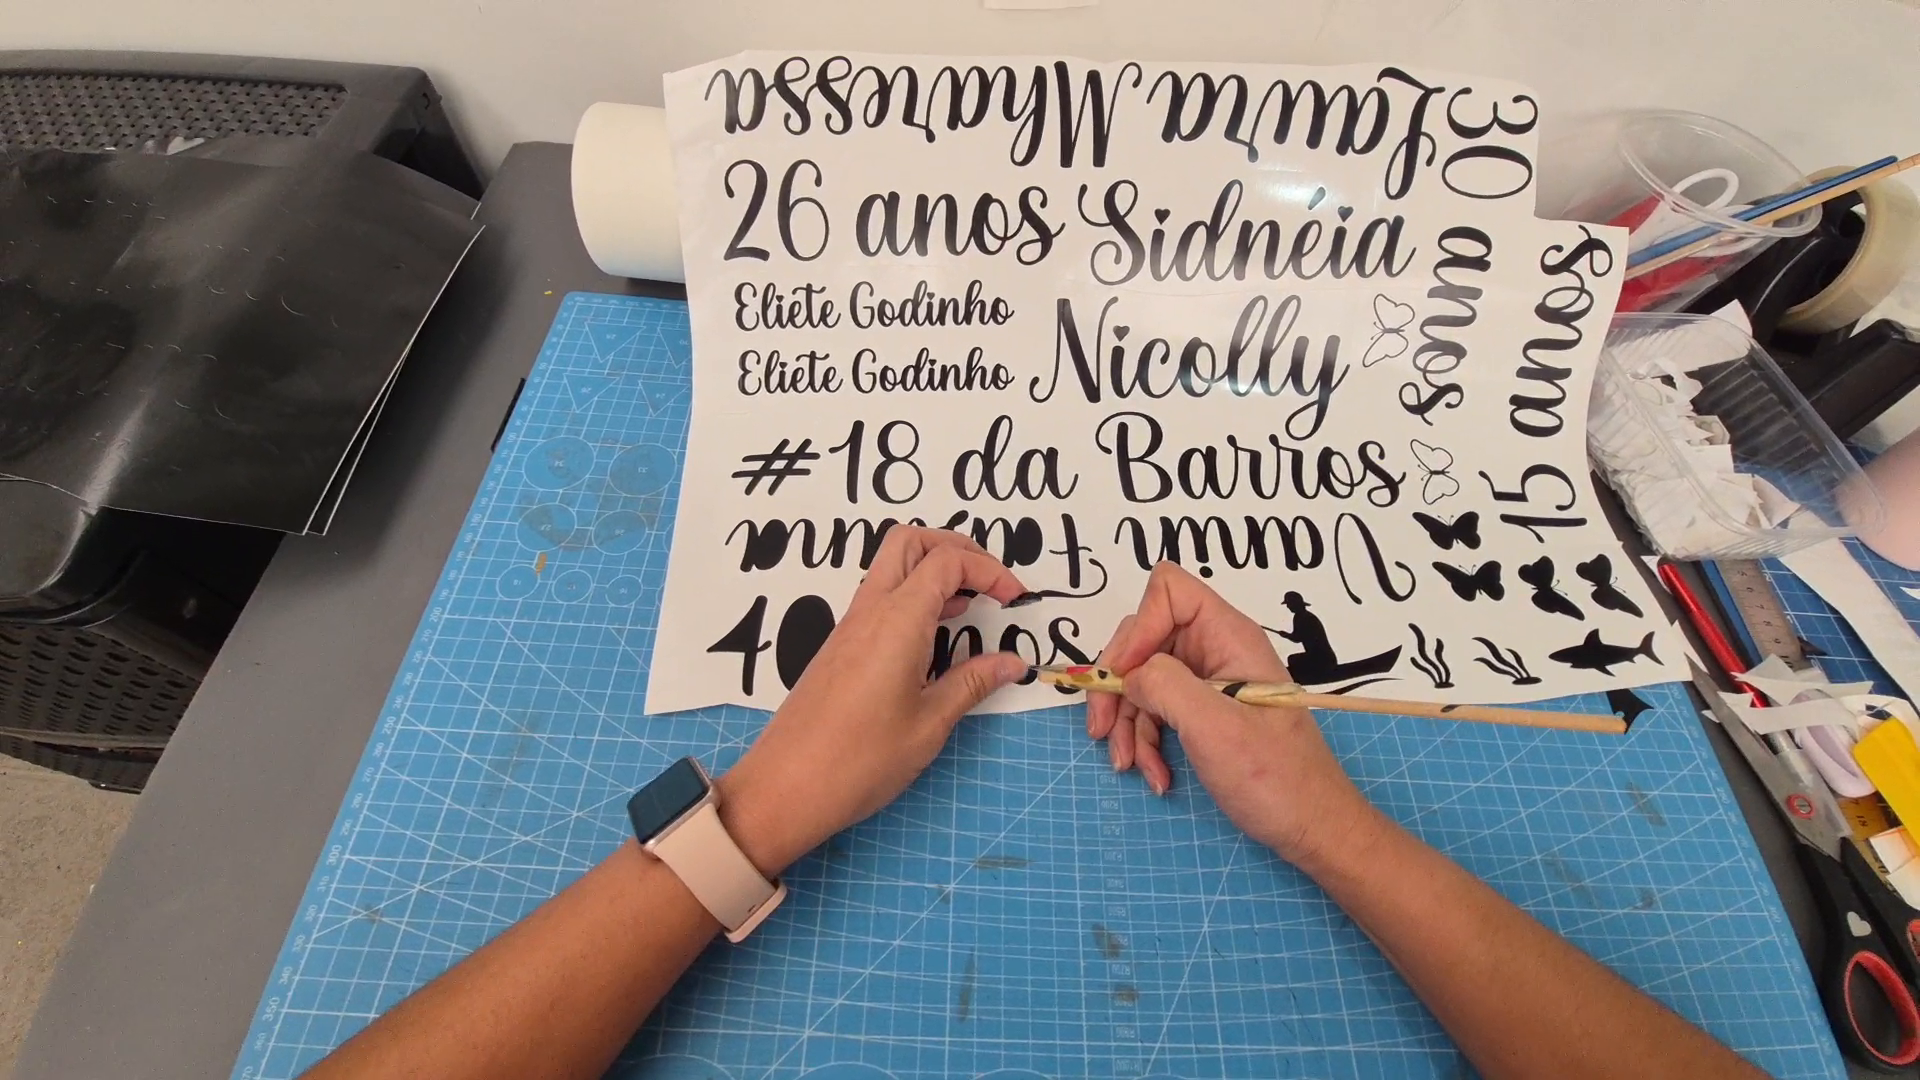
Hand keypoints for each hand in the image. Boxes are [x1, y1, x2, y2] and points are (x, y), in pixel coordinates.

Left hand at [719, 527, 1030, 875]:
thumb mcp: (929, 724)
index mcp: (898, 620)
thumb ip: (972, 683)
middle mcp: (871, 609)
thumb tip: (1013, 662)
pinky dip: (914, 594)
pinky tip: (935, 633)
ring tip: (969, 605)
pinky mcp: (841, 644)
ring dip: (933, 568)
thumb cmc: (861, 759)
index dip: (989, 570)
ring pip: (892, 564)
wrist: (784, 788)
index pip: (947, 562)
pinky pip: (881, 596)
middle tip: (989, 581)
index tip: (1015, 599)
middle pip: (910, 541)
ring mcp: (851, 625)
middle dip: (956, 547)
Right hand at [1089, 562, 1377, 867]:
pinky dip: (1143, 741)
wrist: (1313, 830)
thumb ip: (1164, 685)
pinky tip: (1154, 774)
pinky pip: (1153, 710)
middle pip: (1142, 639)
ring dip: (1126, 722)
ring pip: (1140, 679)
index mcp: (1227, 636)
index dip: (1139, 626)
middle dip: (1117, 684)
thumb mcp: (1215, 727)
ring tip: (1129, 764)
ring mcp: (1205, 681)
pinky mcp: (1199, 712)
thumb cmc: (1275, 777)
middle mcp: (1213, 649)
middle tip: (1100, 727)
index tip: (1125, 675)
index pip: (1168, 591)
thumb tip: (1127, 674)